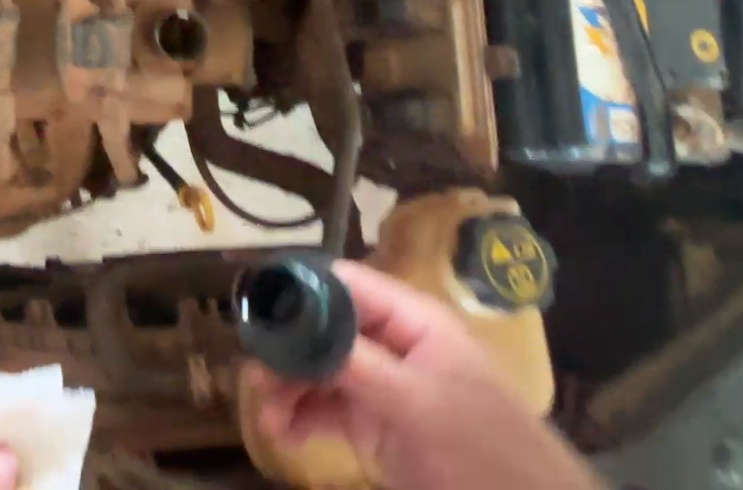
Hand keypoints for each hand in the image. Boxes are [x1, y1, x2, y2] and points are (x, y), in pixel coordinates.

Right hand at [245, 262, 602, 489]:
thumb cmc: (486, 458)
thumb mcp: (420, 407)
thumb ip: (358, 364)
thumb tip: (296, 326)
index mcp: (413, 322)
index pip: (347, 285)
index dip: (301, 290)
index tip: (259, 310)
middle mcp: (393, 345)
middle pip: (323, 327)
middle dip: (287, 350)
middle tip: (256, 374)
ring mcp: (383, 385)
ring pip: (318, 369)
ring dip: (287, 387)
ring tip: (266, 414)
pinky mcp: (376, 424)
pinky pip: (326, 408)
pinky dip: (300, 416)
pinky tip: (281, 432)